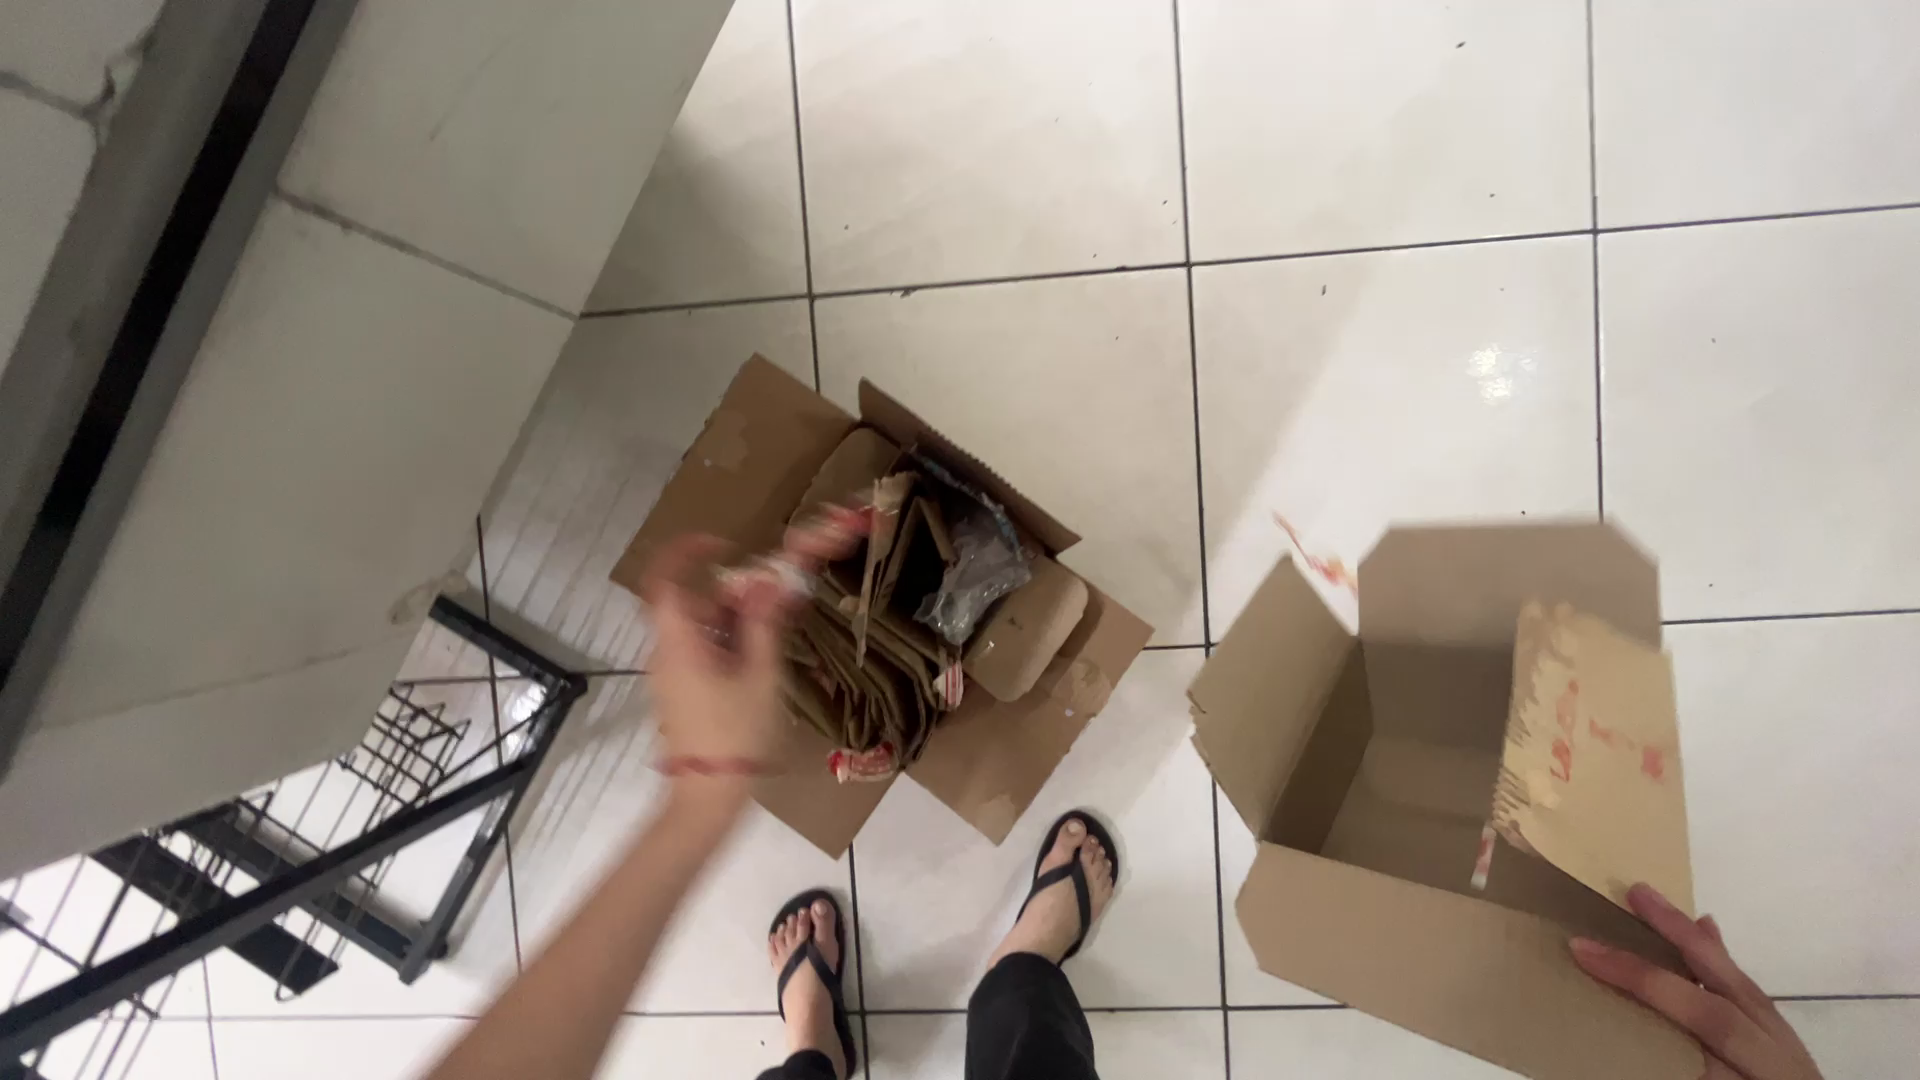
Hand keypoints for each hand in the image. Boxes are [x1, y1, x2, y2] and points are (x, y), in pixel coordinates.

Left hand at [641, 534, 795, 798]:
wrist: (708, 797)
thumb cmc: (737, 733)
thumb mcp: (760, 674)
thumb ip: (763, 624)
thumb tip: (768, 583)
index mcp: (679, 643)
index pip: (664, 581)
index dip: (686, 553)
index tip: (723, 544)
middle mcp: (666, 653)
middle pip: (690, 604)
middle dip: (731, 593)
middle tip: (773, 597)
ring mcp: (670, 676)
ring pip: (698, 629)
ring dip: (733, 619)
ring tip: (774, 628)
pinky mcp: (680, 693)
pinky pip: (700, 652)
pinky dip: (727, 642)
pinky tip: (759, 658)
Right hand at [1571, 884, 1822, 1079]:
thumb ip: (1663, 1066)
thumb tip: (1592, 1048)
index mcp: (1759, 1072)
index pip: (1699, 1012)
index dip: (1639, 977)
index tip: (1579, 949)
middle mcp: (1780, 1061)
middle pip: (1728, 990)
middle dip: (1678, 939)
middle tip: (1629, 892)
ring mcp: (1789, 1057)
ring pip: (1743, 989)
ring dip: (1695, 941)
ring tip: (1654, 901)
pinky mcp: (1785, 1057)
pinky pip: (1753, 1001)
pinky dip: (1726, 965)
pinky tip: (1710, 934)